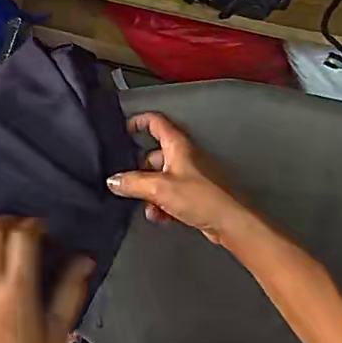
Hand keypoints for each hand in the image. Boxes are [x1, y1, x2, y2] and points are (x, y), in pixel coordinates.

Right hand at [108, 113, 256, 247]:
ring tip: (148, 207)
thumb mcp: (160, 188)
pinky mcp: (193, 194)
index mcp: (177, 146)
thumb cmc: (200, 197)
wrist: (228, 220)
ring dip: (150, 193)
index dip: (139, 122)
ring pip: (160, 178)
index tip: (123, 129)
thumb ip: (133, 183)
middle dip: (139, 171)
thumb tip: (113, 180)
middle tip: (127, 184)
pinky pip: (170, 194)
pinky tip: (160, 216)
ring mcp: (189, 175)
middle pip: (153, 155)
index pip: (156, 123)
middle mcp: (184, 156)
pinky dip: (162, 204)